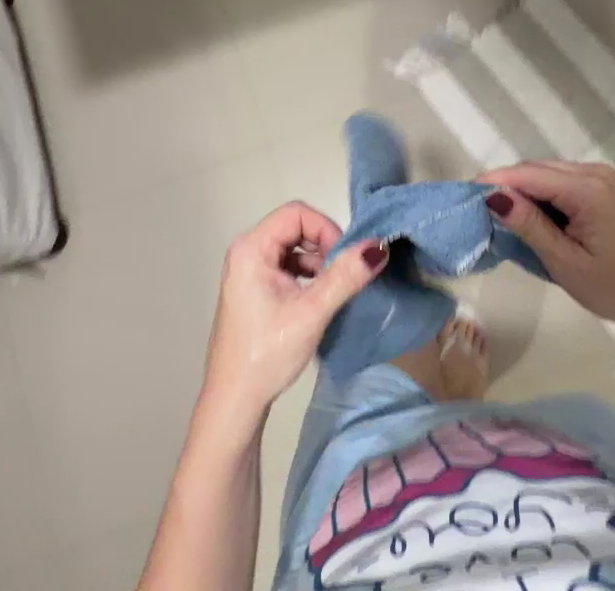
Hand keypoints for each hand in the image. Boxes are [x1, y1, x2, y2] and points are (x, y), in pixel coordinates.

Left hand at [201, 202, 387, 421]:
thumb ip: (345, 277)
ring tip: (334, 292)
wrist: (235, 400)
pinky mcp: (255, 289)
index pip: (297, 213)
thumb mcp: (311, 312)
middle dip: (325, 246)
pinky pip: (288, 266)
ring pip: (294, 248)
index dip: (326, 230)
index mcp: (251, 248)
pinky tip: (320, 301)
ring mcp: (249, 271)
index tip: (344, 261)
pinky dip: (309, 276)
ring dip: (319, 263)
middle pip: (295, 227)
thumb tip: (379, 247)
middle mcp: (246, 252)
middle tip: (344, 277)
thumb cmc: (268, 353)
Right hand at [479, 161, 614, 336]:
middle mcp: (593, 173)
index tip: (460, 196)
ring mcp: (600, 179)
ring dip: (521, 192)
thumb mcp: (566, 262)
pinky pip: (560, 183)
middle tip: (473, 211)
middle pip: (534, 170)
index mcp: (586, 189)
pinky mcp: (602, 190)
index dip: (492, 182)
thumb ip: (530, 226)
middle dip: (504, 186)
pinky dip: (539, 197)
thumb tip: (493, 196)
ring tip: (494, 217)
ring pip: (545, 175)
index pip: (526, 175)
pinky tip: (527, 218)